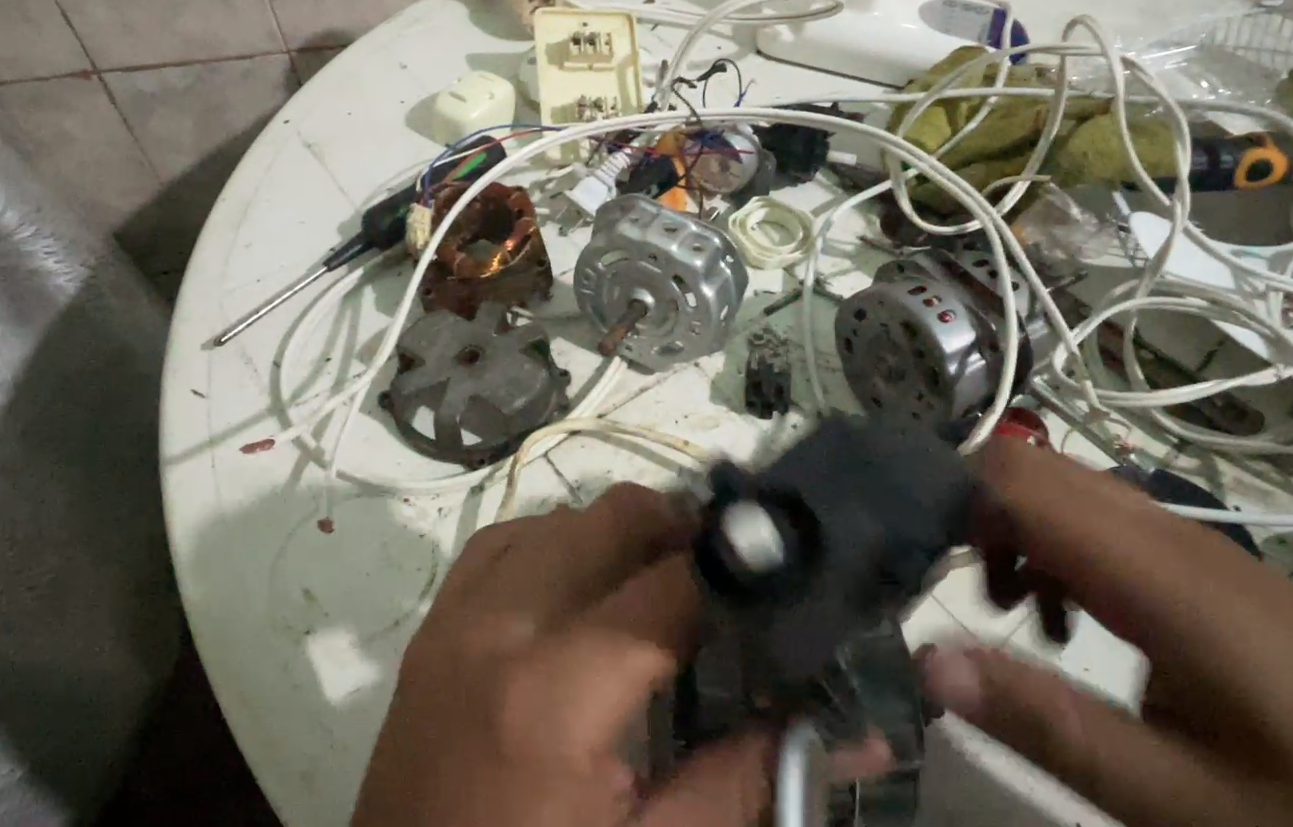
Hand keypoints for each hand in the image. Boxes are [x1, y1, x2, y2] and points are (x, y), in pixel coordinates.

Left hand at [352, 482, 887, 826]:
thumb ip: (746, 776)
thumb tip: (860, 734)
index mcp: (557, 692)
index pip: (674, 584)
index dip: (740, 571)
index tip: (782, 578)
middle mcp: (502, 625)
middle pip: (614, 518)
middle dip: (681, 534)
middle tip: (721, 587)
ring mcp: (456, 616)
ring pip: (560, 516)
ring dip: (618, 536)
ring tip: (654, 591)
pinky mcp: (433, 625)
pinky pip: (503, 541)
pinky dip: (553, 544)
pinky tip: (579, 590)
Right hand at [920, 438, 1292, 826]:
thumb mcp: (1180, 802)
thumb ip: (1047, 724)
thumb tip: (924, 659)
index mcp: (1157, 571)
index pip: (1018, 479)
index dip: (944, 494)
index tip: (898, 548)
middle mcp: (1173, 535)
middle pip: (1038, 472)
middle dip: (970, 512)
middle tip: (940, 585)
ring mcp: (1202, 549)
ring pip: (1073, 495)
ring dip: (1015, 534)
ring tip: (1005, 611)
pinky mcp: (1218, 574)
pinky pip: (1112, 527)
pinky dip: (1061, 554)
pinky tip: (1070, 624)